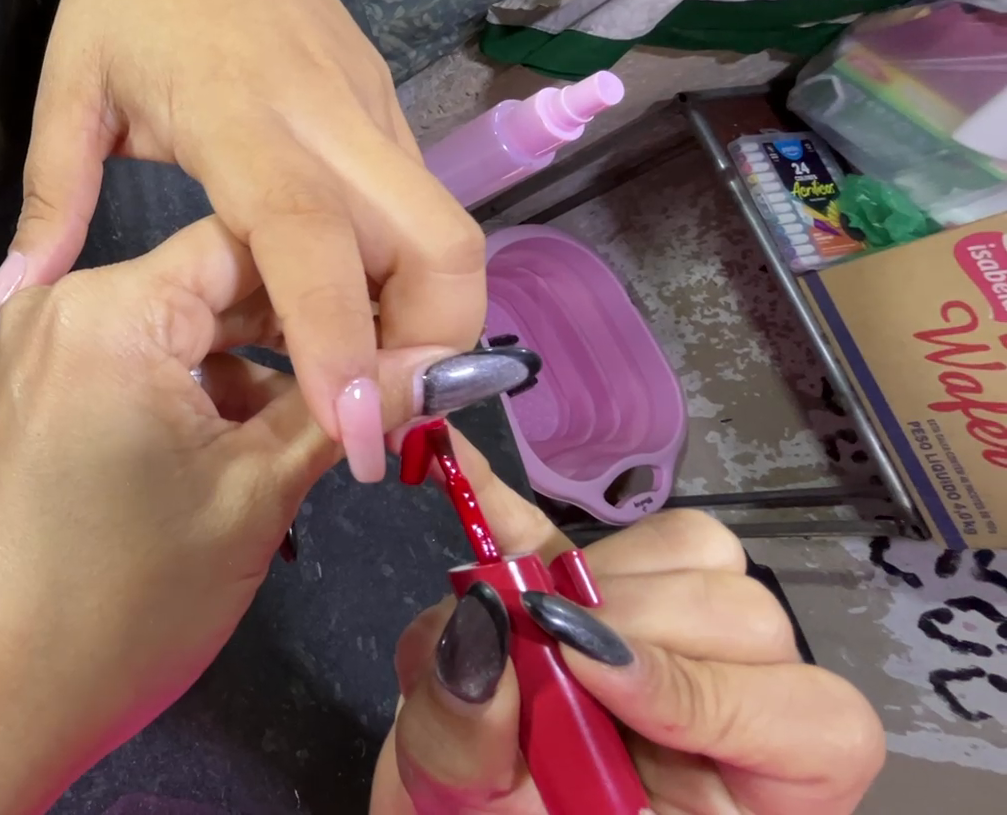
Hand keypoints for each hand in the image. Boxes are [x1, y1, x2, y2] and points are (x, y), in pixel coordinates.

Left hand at [0, 0, 487, 481]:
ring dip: (425, 315)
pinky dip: (402, 271)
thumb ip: (51, 207)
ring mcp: (366, 106)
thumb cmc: (116, 2)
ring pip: (439, 227)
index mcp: (238, 119)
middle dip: (432, 343)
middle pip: (431, 241)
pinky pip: (414, 204)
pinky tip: (347, 308)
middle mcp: (325, 116)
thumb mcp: (66, 100)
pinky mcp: (380, 102)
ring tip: (361, 379)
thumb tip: (6, 300)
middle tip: (381, 420)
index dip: (339, 338)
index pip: (309, 237)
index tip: (355, 434)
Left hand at [0, 219, 457, 812]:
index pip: (247, 242)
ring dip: (246, 365)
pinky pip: (135, 354)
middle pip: (210, 280)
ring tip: (309, 425)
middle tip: (374, 379)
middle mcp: (64, 301)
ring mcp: (43, 341)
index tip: (399, 326)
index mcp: (110, 307)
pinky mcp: (39, 381)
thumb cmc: (130, 601)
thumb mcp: (255, 494)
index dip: (333, 281)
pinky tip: (237, 438)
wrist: (4, 689)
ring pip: (177, 321)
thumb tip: (441, 360)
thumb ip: (346, 408)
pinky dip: (192, 385)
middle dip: (294, 331)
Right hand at [372, 433, 882, 814]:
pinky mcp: (570, 584)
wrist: (437, 804)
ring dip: (589, 568)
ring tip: (516, 605)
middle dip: (629, 615)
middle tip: (536, 632)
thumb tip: (482, 616)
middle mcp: (722, 706)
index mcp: (739, 797)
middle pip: (745, 615)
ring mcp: (646, 631)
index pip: (811, 721)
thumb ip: (468, 732)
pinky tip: (453, 467)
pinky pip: (552, 519)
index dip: (705, 687)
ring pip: (692, 552)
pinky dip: (499, 493)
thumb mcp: (465, 805)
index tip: (586, 670)